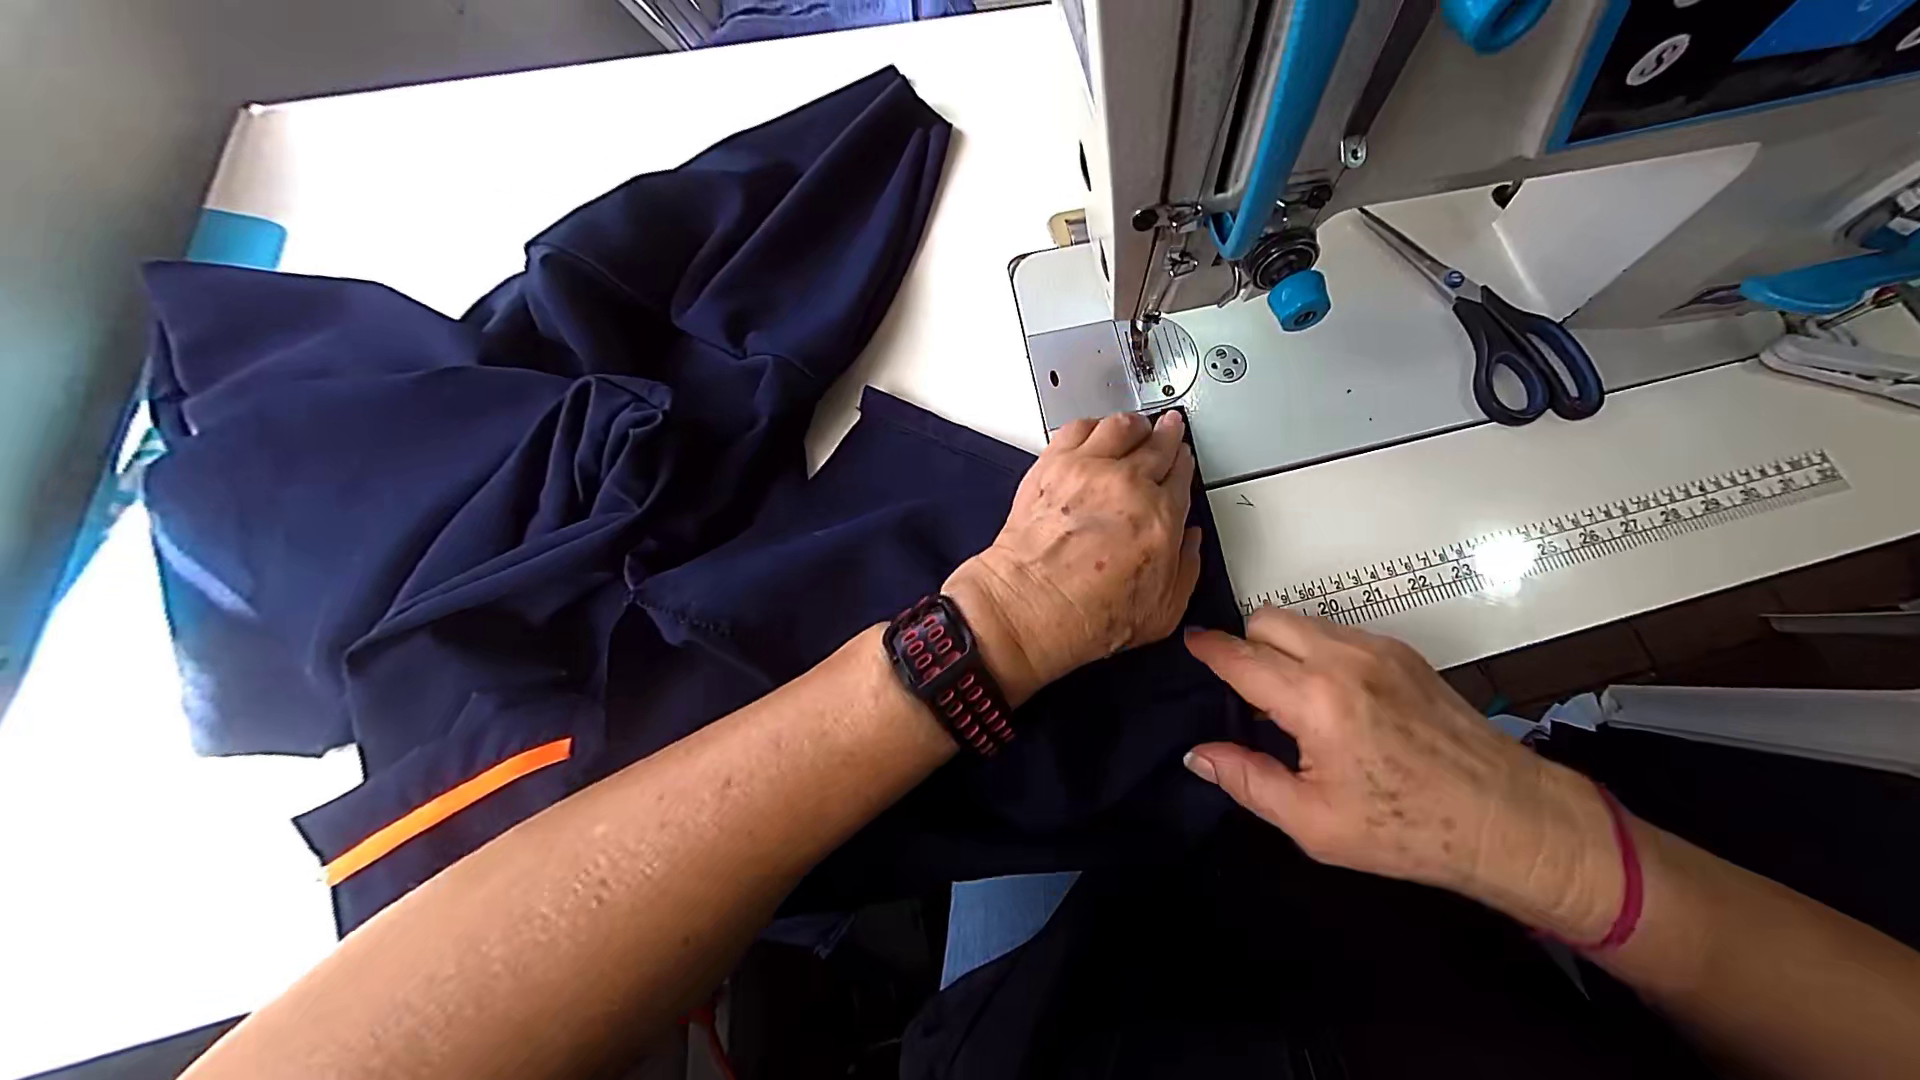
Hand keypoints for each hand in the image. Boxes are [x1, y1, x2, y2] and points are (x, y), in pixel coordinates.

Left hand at [943, 411, 1202, 705]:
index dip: (1184, 462)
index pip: (1181, 473)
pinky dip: (1091, 425)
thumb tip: (1189, 543)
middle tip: (1169, 429)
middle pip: (1157, 443)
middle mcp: (1127, 485)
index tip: (1182, 459)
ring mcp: (1087, 470)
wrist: (1028, 608)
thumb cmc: (1084, 615)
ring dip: (1133, 426)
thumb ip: (1186, 570)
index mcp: (1161, 517)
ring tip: (1135, 427)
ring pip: (1120, 427)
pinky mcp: (1051, 466)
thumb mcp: (1162, 613)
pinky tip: (1094, 430)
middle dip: (1167, 435)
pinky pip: (1078, 428)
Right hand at [1182, 609, 1624, 941]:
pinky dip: (1314, 648)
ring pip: (1300, 620)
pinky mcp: (1401, 650)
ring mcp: (1376, 648)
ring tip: (1289, 693)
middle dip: (1244, 643)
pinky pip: (1334, 630)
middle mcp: (1342, 659)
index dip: (1207, 647)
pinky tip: (1330, 693)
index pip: (1239, 656)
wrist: (1513, 820)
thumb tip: (1196, 754)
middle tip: (1246, 687)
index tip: (1189, 642)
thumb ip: (1245, 780)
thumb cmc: (1407, 830)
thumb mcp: (1312, 822)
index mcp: (1315, 702)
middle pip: (1265, 619)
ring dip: (1279, 644)